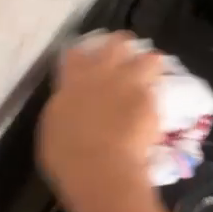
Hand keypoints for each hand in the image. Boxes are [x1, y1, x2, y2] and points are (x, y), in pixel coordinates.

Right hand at [38, 31, 162, 206]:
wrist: (101, 168)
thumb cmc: (66, 154)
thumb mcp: (54, 125)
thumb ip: (66, 104)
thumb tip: (72, 101)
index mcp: (73, 78)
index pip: (76, 52)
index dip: (82, 56)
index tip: (85, 64)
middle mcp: (103, 73)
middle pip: (117, 43)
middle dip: (122, 46)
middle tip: (124, 59)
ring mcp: (131, 85)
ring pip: (149, 58)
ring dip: (148, 64)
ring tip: (148, 76)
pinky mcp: (152, 103)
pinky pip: (158, 91)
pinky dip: (156, 97)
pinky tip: (153, 109)